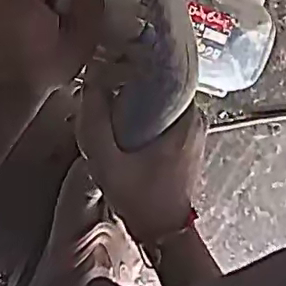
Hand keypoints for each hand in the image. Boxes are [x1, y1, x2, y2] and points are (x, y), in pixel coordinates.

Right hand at [75, 66, 206, 241]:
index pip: (167, 69)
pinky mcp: (188, 140)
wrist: (163, 230)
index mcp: (185, 116)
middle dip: (138, 79)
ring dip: (141, 97)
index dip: (141, 60)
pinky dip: (148, 112)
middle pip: (165, 82)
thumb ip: (95, 122)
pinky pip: (167, 114)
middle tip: (111, 75)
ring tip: (115, 95)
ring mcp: (195, 129)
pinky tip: (127, 117)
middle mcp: (196, 118)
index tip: (119, 56)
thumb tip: (90, 83)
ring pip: (164, 98)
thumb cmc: (140, 198)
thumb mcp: (107, 161)